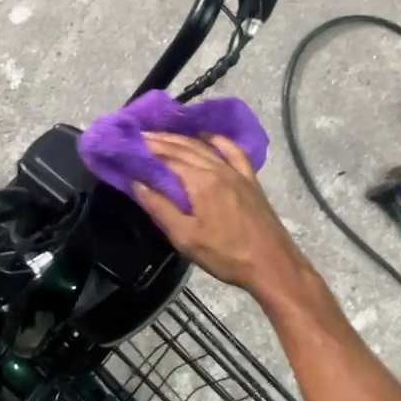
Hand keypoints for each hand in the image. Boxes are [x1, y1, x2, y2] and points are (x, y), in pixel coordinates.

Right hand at [131, 133, 313, 302]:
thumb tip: (137, 183)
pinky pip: (232, 151)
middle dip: (159, 140)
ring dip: (180, 139)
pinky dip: (217, 140)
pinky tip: (205, 135)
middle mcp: (218, 169)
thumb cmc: (226, 255)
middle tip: (137, 136)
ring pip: (204, 147)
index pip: (167, 158)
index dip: (146, 150)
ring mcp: (236, 172)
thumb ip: (160, 207)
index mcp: (200, 182)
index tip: (127, 145)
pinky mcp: (250, 180)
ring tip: (161, 135)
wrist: (273, 266)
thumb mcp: (185, 237)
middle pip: (183, 148)